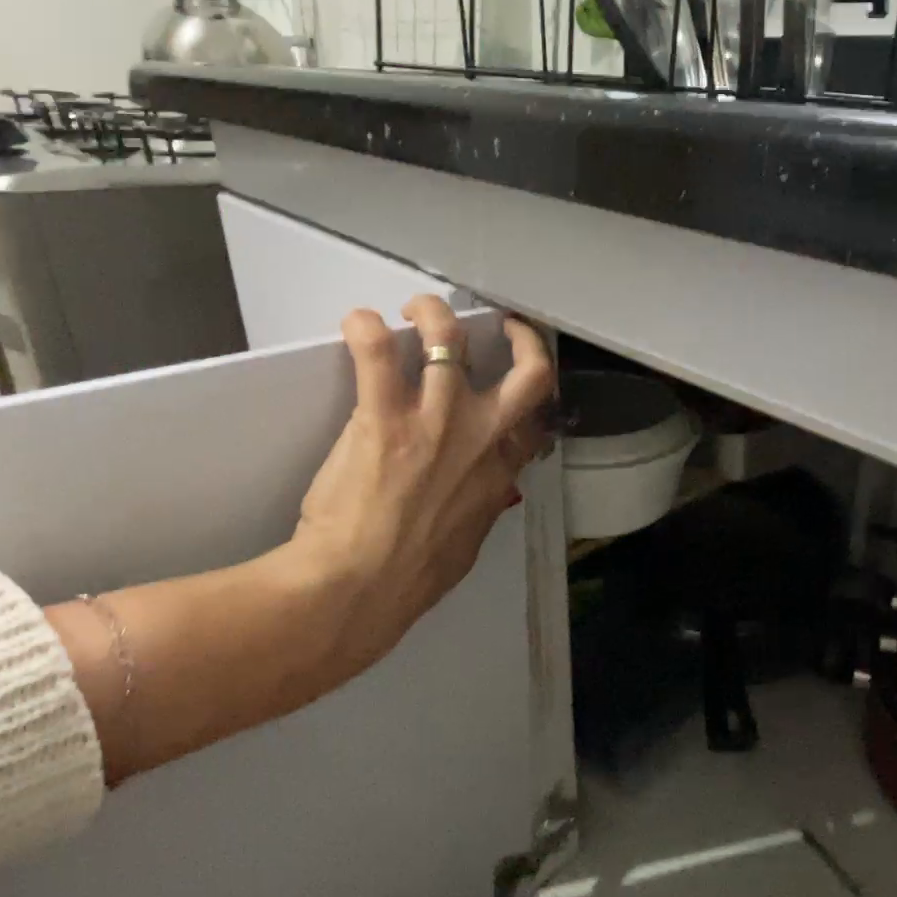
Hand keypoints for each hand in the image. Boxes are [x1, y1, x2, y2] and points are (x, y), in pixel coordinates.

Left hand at [282, 296, 555, 674]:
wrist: (359, 587)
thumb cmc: (412, 577)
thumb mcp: (468, 542)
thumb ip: (481, 506)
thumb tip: (481, 496)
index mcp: (501, 470)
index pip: (538, 417)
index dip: (533, 390)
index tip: (517, 379)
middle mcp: (481, 435)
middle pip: (529, 370)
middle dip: (522, 336)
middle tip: (501, 324)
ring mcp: (436, 419)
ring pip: (449, 337)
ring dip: (433, 313)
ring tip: (417, 310)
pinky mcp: (384, 414)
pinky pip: (376, 349)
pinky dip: (365, 327)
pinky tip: (358, 324)